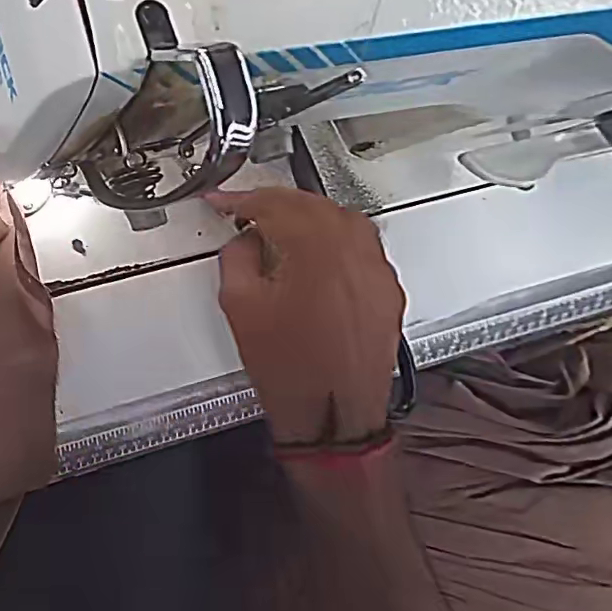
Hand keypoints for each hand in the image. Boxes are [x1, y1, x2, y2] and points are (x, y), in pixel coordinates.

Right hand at [203, 187, 404, 445]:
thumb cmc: (288, 367)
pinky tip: (313, 247)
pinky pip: (362, 242)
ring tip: (277, 222)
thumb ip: (236, 258)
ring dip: (306, 212)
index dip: (241, 199)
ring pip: (343, 217)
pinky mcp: (387, 289)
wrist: (331, 412)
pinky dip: (334, 233)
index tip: (223, 200)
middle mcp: (354, 256)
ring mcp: (377, 272)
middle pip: (312, 204)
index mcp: (315, 255)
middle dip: (274, 200)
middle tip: (245, 208)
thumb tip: (244, 239)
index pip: (275, 206)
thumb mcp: (239, 305)